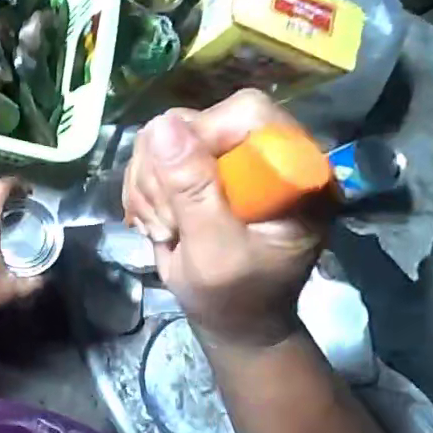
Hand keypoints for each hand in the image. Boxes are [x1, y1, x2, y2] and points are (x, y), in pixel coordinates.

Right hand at [122, 91, 327, 353]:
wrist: (229, 319)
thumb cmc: (235, 294)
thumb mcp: (215, 251)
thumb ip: (193, 191)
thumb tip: (163, 126)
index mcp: (292, 172)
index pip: (246, 114)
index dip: (204, 138)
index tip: (179, 188)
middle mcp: (260, 156)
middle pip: (194, 121)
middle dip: (164, 173)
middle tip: (167, 220)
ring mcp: (224, 160)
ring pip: (161, 138)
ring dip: (148, 185)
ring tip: (162, 227)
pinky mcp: (195, 169)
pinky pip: (148, 157)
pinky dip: (140, 190)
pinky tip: (154, 220)